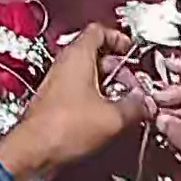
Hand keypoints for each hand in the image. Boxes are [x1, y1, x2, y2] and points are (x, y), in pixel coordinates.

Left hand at [0, 23, 155, 180]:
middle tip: (133, 81)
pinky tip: (107, 114)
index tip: (131, 49)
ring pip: (88, 72)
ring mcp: (58, 81)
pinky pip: (79, 89)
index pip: (99, 30)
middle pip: (95, 52)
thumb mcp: (112, 116)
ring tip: (125, 100)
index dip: (118, 37)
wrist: (35, 150)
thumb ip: (134, 106)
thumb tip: (146, 104)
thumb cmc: (64, 126)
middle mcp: (65, 63)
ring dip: (108, 83)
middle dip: (117, 66)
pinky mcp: (55, 99)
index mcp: (77, 54)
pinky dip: (95, 96)